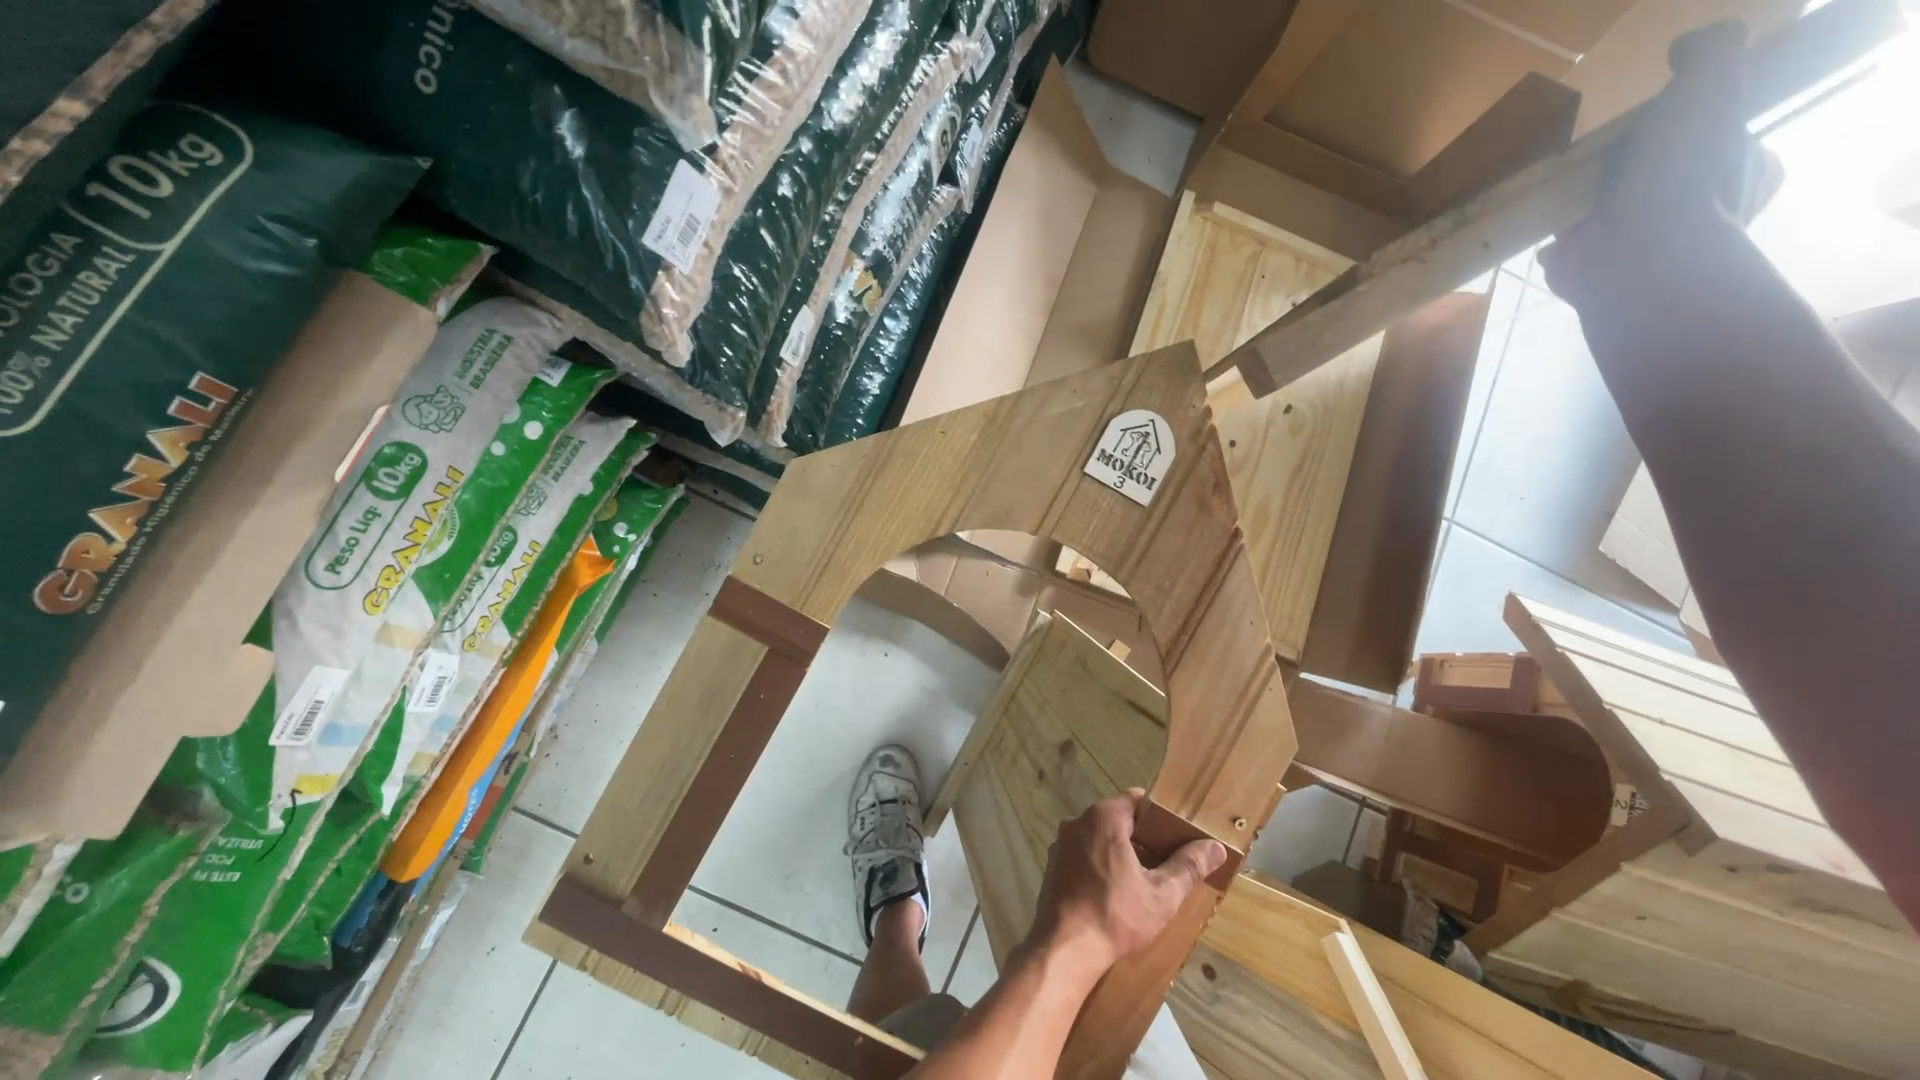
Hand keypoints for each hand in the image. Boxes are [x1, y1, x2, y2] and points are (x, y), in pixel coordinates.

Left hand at [1027, 790, 1227, 973]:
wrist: (1064, 949)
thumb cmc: (1115, 915)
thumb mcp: (1162, 894)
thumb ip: (1189, 866)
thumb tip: (1215, 847)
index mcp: (1103, 817)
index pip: (1138, 801)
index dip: (1161, 816)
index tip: (1178, 835)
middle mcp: (1077, 823)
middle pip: (1119, 819)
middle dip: (1143, 837)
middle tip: (1168, 860)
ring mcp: (1061, 845)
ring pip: (1100, 839)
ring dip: (1122, 853)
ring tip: (1146, 878)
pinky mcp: (1053, 867)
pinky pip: (1084, 855)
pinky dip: (1102, 865)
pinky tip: (1116, 891)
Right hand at [1540, 21, 1778, 302]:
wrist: (1637, 262)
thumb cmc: (1681, 177)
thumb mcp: (1711, 86)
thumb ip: (1710, 53)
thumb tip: (1687, 47)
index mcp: (1743, 173)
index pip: (1722, 142)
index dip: (1693, 129)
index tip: (1660, 125)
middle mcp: (1703, 218)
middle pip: (1659, 181)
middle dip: (1629, 174)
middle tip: (1601, 160)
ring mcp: (1647, 254)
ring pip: (1616, 221)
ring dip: (1588, 212)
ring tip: (1563, 195)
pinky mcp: (1598, 280)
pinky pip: (1575, 256)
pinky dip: (1559, 248)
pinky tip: (1549, 235)